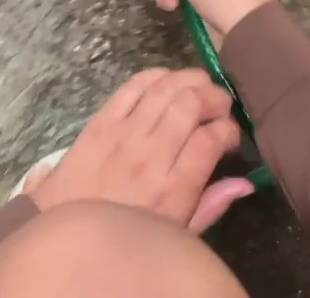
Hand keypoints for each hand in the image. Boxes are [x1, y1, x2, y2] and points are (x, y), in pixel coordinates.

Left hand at [25, 69, 255, 231]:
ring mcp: (124, 133)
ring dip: (189, 79)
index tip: (230, 134)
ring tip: (200, 85)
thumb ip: (212, 205)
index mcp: (173, 189)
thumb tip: (246, 181)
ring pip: (164, 89)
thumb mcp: (176, 234)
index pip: (210, 140)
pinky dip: (155, 75)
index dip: (228, 129)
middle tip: (220, 103)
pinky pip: (133, 85)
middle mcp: (150, 155)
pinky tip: (168, 79)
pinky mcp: (101, 119)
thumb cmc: (126, 234)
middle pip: (190, 105)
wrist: (63, 228)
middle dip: (214, 97)